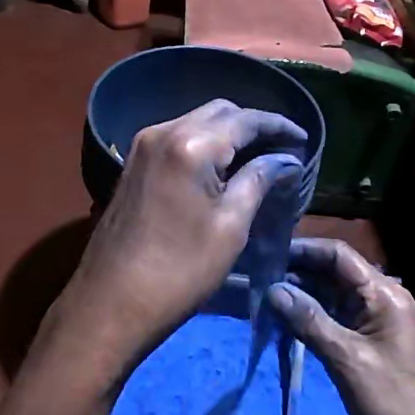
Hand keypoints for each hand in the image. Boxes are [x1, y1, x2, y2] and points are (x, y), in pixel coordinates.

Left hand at [47, 99, 306, 372]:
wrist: (110, 302)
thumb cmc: (179, 271)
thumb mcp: (230, 226)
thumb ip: (259, 180)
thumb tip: (285, 159)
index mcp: (191, 145)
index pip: (246, 119)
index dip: (279, 126)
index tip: (304, 140)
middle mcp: (163, 132)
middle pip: (219, 112)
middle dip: (252, 125)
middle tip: (281, 150)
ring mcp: (142, 146)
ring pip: (196, 121)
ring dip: (227, 133)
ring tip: (257, 158)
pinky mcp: (133, 163)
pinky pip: (177, 137)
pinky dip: (204, 143)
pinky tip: (221, 167)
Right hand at [269, 239, 414, 414]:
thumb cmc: (392, 403)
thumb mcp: (347, 359)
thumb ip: (309, 321)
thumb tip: (273, 290)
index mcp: (384, 294)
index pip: (339, 255)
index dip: (303, 249)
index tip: (269, 252)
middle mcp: (379, 298)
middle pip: (333, 271)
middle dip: (297, 271)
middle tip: (258, 273)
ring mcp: (372, 321)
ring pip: (329, 294)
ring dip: (299, 293)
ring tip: (263, 293)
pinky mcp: (364, 342)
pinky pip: (332, 317)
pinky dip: (308, 315)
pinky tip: (281, 318)